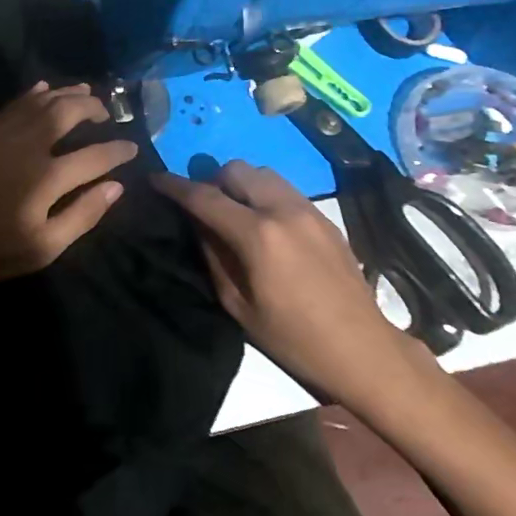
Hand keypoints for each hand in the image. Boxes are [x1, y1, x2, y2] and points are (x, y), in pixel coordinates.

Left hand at [0, 82, 135, 299]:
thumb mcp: (44, 247)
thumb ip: (83, 215)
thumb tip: (117, 186)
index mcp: (47, 177)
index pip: (95, 156)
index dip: (118, 151)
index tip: (133, 148)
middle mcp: (28, 146)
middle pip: (68, 113)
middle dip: (93, 109)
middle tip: (107, 113)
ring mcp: (3, 134)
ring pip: (42, 101)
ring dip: (68, 94)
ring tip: (87, 93)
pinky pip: (14, 103)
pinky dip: (33, 92)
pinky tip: (45, 88)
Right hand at [152, 161, 433, 409]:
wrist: (360, 346)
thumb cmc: (293, 337)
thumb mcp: (239, 305)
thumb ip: (213, 256)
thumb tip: (197, 224)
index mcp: (258, 235)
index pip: (205, 197)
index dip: (175, 186)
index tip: (156, 180)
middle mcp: (283, 209)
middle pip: (237, 170)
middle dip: (213, 180)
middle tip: (204, 206)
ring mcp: (308, 208)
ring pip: (264, 173)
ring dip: (241, 184)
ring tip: (235, 212)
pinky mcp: (324, 215)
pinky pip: (285, 189)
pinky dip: (265, 194)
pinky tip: (266, 224)